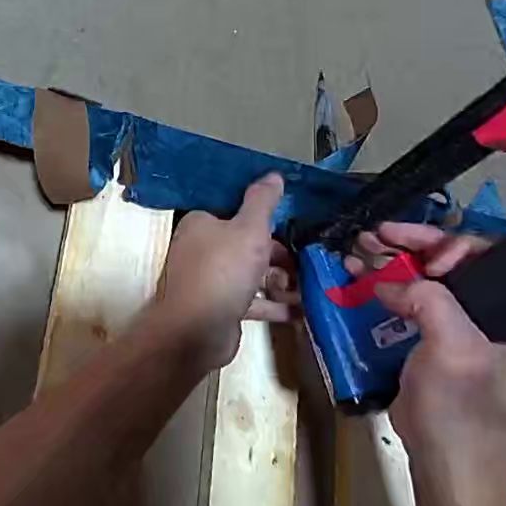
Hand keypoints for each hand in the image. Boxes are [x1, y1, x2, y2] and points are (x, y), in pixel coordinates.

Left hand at [147, 173, 291, 369]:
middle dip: (278, 255)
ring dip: (279, 281)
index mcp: (201, 224)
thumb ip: (263, 202)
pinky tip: (300, 311)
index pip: (234, 212)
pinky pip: (250, 301)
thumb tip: (273, 175)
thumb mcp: (250, 229)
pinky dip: (273, 305)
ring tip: (308, 288)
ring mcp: (208, 281)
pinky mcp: (218, 308)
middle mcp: (200, 249)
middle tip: (306, 262)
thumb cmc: (223, 270)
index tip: (291, 226)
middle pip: (245, 245)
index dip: (263, 219)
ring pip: (249, 274)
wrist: (197, 330)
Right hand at [353, 224, 505, 504]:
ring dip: (408, 263)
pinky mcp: (465, 344)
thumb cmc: (464, 418)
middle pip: (478, 266)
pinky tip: (369, 274)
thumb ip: (429, 300)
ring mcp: (496, 335)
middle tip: (386, 235)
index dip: (468, 250)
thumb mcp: (452, 352)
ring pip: (452, 281)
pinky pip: (437, 303)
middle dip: (426, 250)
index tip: (429, 260)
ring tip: (367, 244)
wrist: (445, 473)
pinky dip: (405, 288)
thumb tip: (390, 279)